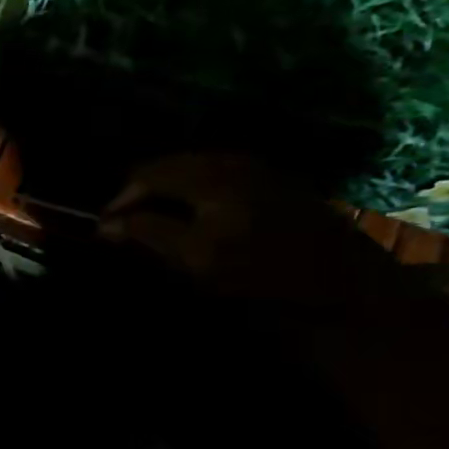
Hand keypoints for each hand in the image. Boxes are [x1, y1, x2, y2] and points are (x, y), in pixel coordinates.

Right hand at [99, 152, 360, 303]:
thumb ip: (150, 235)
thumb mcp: (197, 261)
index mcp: (211, 177)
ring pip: (193, 168)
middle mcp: (232, 162)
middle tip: (123, 222)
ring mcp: (256, 169)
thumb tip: (107, 226)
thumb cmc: (265, 280)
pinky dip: (192, 191)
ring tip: (152, 218)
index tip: (104, 226)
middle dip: (142, 192)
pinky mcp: (273, 182)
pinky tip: (192, 214)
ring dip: (167, 191)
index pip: (149, 176)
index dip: (121, 200)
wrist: (345, 286)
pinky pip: (216, 175)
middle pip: (170, 166)